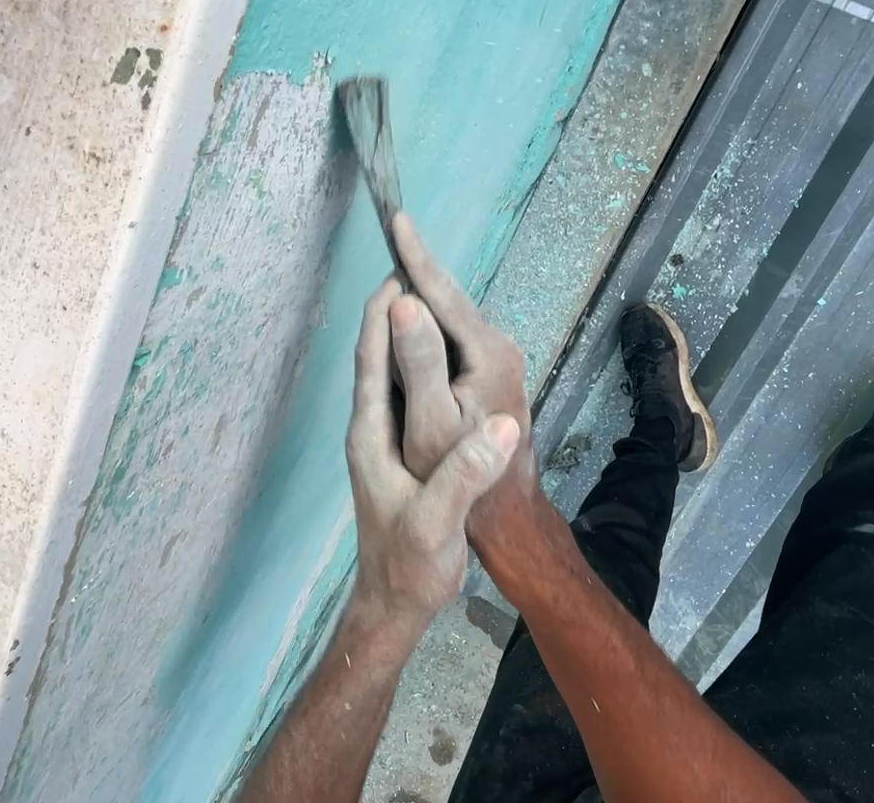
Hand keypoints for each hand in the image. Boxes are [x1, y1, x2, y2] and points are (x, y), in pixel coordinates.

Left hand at [348, 278, 519, 631]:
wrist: (396, 603)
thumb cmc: (412, 564)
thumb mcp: (439, 523)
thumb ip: (465, 475)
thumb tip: (503, 425)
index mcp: (371, 433)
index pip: (371, 358)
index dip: (384, 313)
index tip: (404, 270)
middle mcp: (370, 427)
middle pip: (375, 355)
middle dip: (392, 312)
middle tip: (421, 271)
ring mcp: (380, 439)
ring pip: (387, 372)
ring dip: (403, 333)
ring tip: (433, 303)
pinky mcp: (395, 450)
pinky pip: (402, 392)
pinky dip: (415, 363)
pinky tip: (441, 360)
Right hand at [388, 213, 532, 478]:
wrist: (504, 515)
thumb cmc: (462, 477)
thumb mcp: (431, 423)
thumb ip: (419, 362)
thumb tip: (402, 303)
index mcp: (488, 354)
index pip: (444, 295)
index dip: (416, 257)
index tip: (398, 218)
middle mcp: (500, 348)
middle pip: (449, 301)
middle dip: (418, 270)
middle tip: (391, 235)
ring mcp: (500, 360)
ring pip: (451, 319)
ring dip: (422, 300)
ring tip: (393, 271)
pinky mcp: (494, 373)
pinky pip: (454, 338)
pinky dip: (429, 327)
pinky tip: (411, 324)